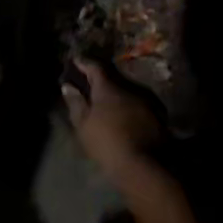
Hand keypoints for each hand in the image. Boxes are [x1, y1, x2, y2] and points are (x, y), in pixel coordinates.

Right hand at [60, 56, 163, 170]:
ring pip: (125, 93)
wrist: (140, 163)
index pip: (96, 68)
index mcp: (108, 89)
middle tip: (88, 82)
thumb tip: (68, 86)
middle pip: (112, 80)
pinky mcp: (154, 115)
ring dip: (115, 95)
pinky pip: (136, 105)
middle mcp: (128, 89)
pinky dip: (126, 107)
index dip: (85, 63)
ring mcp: (144, 101)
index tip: (76, 59)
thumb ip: (76, 103)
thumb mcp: (83, 125)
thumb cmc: (105, 142)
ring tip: (104, 103)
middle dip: (100, 81)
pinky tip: (121, 116)